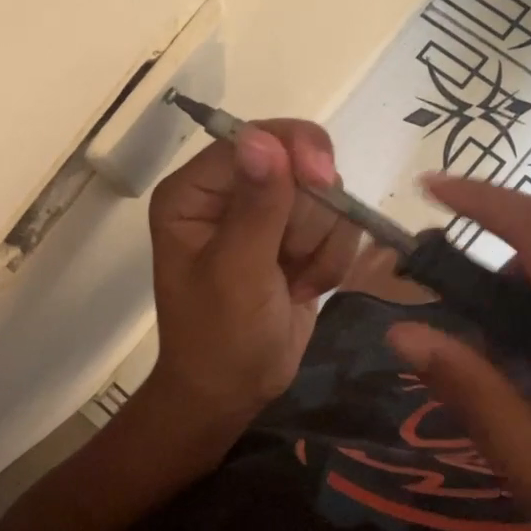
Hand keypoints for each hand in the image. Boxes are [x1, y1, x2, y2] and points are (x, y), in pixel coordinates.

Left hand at [146, 119, 361, 412]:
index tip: (322, 180)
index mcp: (193, 191)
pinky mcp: (292, 237)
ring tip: (290, 283)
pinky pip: (338, 225)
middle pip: (299, 162)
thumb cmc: (219, 337)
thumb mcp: (236, 273)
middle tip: (285, 262)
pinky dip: (330, 261)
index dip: (295, 152)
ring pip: (326, 195)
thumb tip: (263, 138)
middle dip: (307, 218)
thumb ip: (256, 206)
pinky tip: (302, 289)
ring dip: (320, 246)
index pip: (254, 139)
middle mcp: (225, 192)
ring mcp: (262, 213)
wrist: (232, 392)